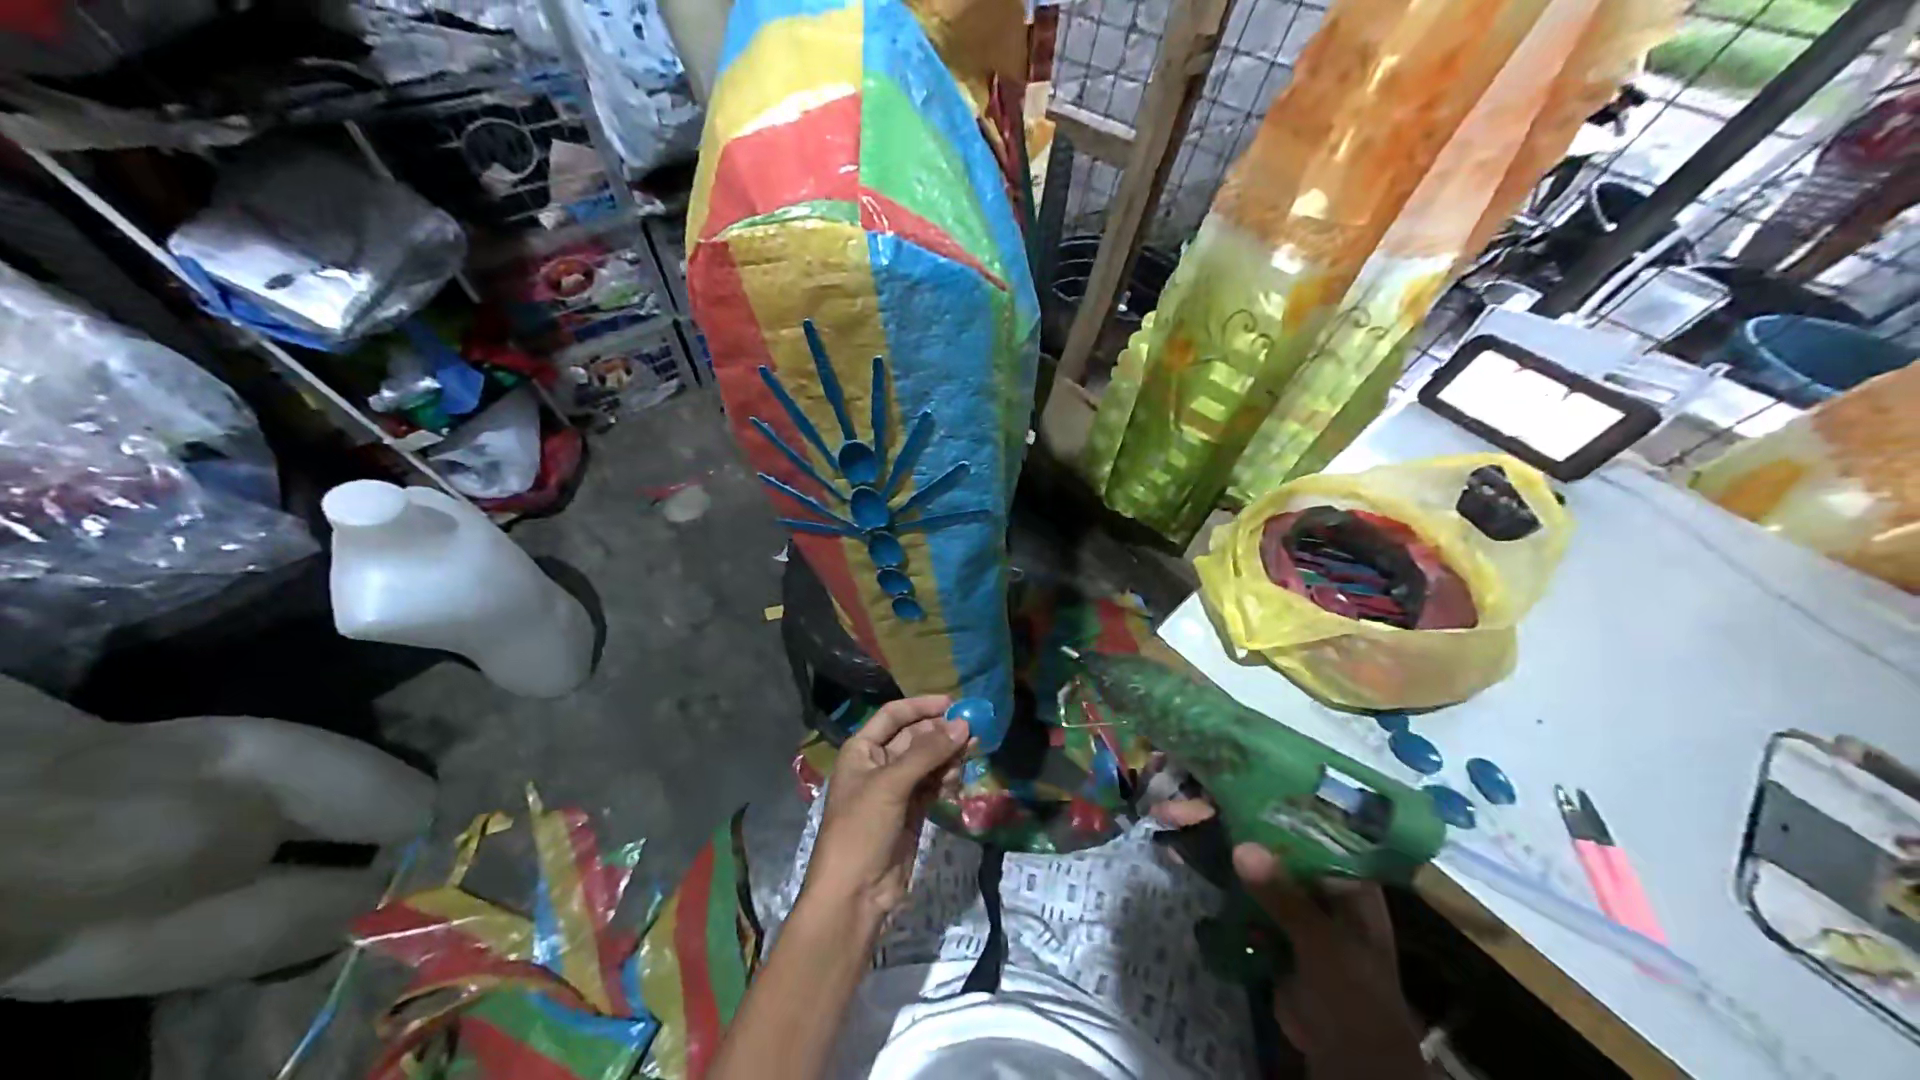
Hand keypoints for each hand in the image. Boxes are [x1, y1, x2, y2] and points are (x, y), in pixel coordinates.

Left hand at [800, 695, 970, 926]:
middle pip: (913, 738)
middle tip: (973, 729)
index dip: (920, 706)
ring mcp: (895, 790)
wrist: (854, 893)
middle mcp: (877, 765)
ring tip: (973, 750)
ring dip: (948, 755)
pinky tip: (960, 776)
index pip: (893, 716)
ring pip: (927, 762)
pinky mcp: (911, 812)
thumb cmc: (861, 829)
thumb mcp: (891, 784)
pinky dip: (946, 778)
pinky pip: (932, 785)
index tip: (953, 703)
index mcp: (861, 750)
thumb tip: (963, 725)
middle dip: (941, 732)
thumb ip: (927, 752)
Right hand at [1148, 783, 1425, 1079]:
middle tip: (1170, 806)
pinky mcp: (1263, 914)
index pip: (1297, 817)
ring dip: (1204, 835)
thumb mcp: (1325, 946)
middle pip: (1258, 829)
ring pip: (1239, 851)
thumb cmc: (1355, 995)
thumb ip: (1285, 898)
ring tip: (1163, 817)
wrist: (1348, 1058)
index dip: (1258, 793)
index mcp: (1340, 869)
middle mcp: (1310, 870)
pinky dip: (1205, 866)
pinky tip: (1175, 854)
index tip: (1216, 776)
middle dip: (1216, 814)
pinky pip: (1230, 882)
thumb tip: (1240, 847)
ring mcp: (1285, 891)